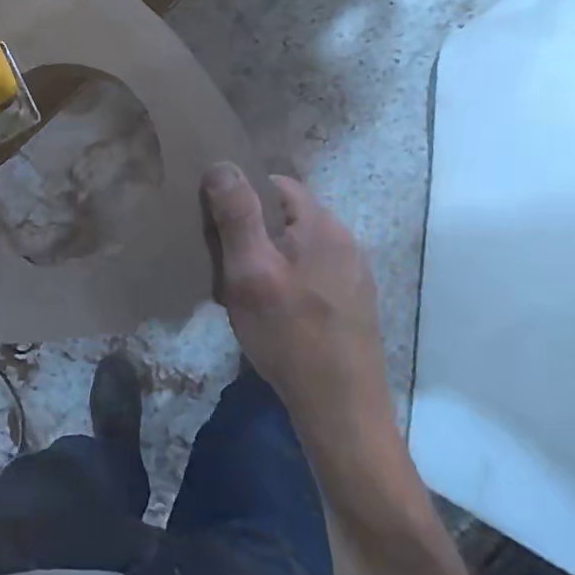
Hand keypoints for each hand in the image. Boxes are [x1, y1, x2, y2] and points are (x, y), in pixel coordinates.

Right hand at [201, 162, 389, 430]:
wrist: (342, 410)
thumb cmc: (290, 336)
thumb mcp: (250, 273)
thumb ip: (237, 216)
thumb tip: (222, 164)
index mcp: (321, 223)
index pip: (276, 184)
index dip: (243, 197)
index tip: (217, 226)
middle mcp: (345, 238)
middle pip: (289, 216)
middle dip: (256, 231)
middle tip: (228, 265)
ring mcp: (355, 272)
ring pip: (301, 246)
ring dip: (274, 258)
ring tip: (250, 292)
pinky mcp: (356, 302)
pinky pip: (316, 273)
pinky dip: (293, 281)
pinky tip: (279, 313)